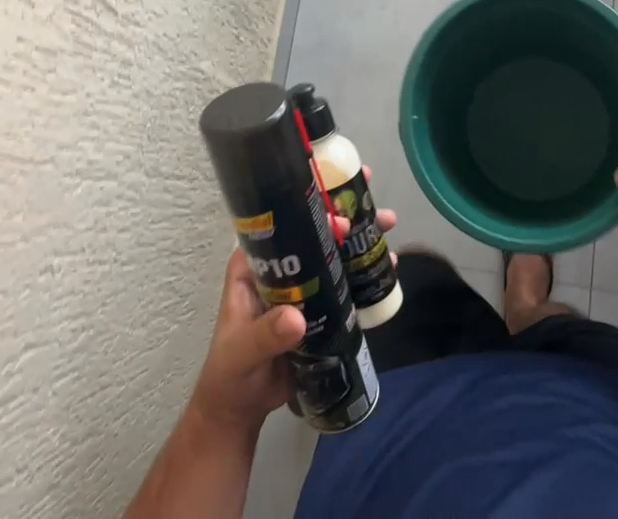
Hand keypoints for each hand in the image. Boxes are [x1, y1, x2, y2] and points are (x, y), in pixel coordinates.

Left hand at [186, 179, 396, 434]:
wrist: (242, 407)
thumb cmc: (230, 371)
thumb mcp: (242, 350)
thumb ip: (266, 335)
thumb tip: (297, 319)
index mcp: (253, 268)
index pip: (280, 228)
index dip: (309, 212)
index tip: (339, 212)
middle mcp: (281, 270)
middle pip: (314, 234)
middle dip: (346, 216)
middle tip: (376, 210)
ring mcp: (302, 289)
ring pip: (333, 255)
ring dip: (359, 240)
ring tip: (388, 225)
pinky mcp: (320, 310)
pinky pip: (345, 286)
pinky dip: (364, 274)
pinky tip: (387, 266)